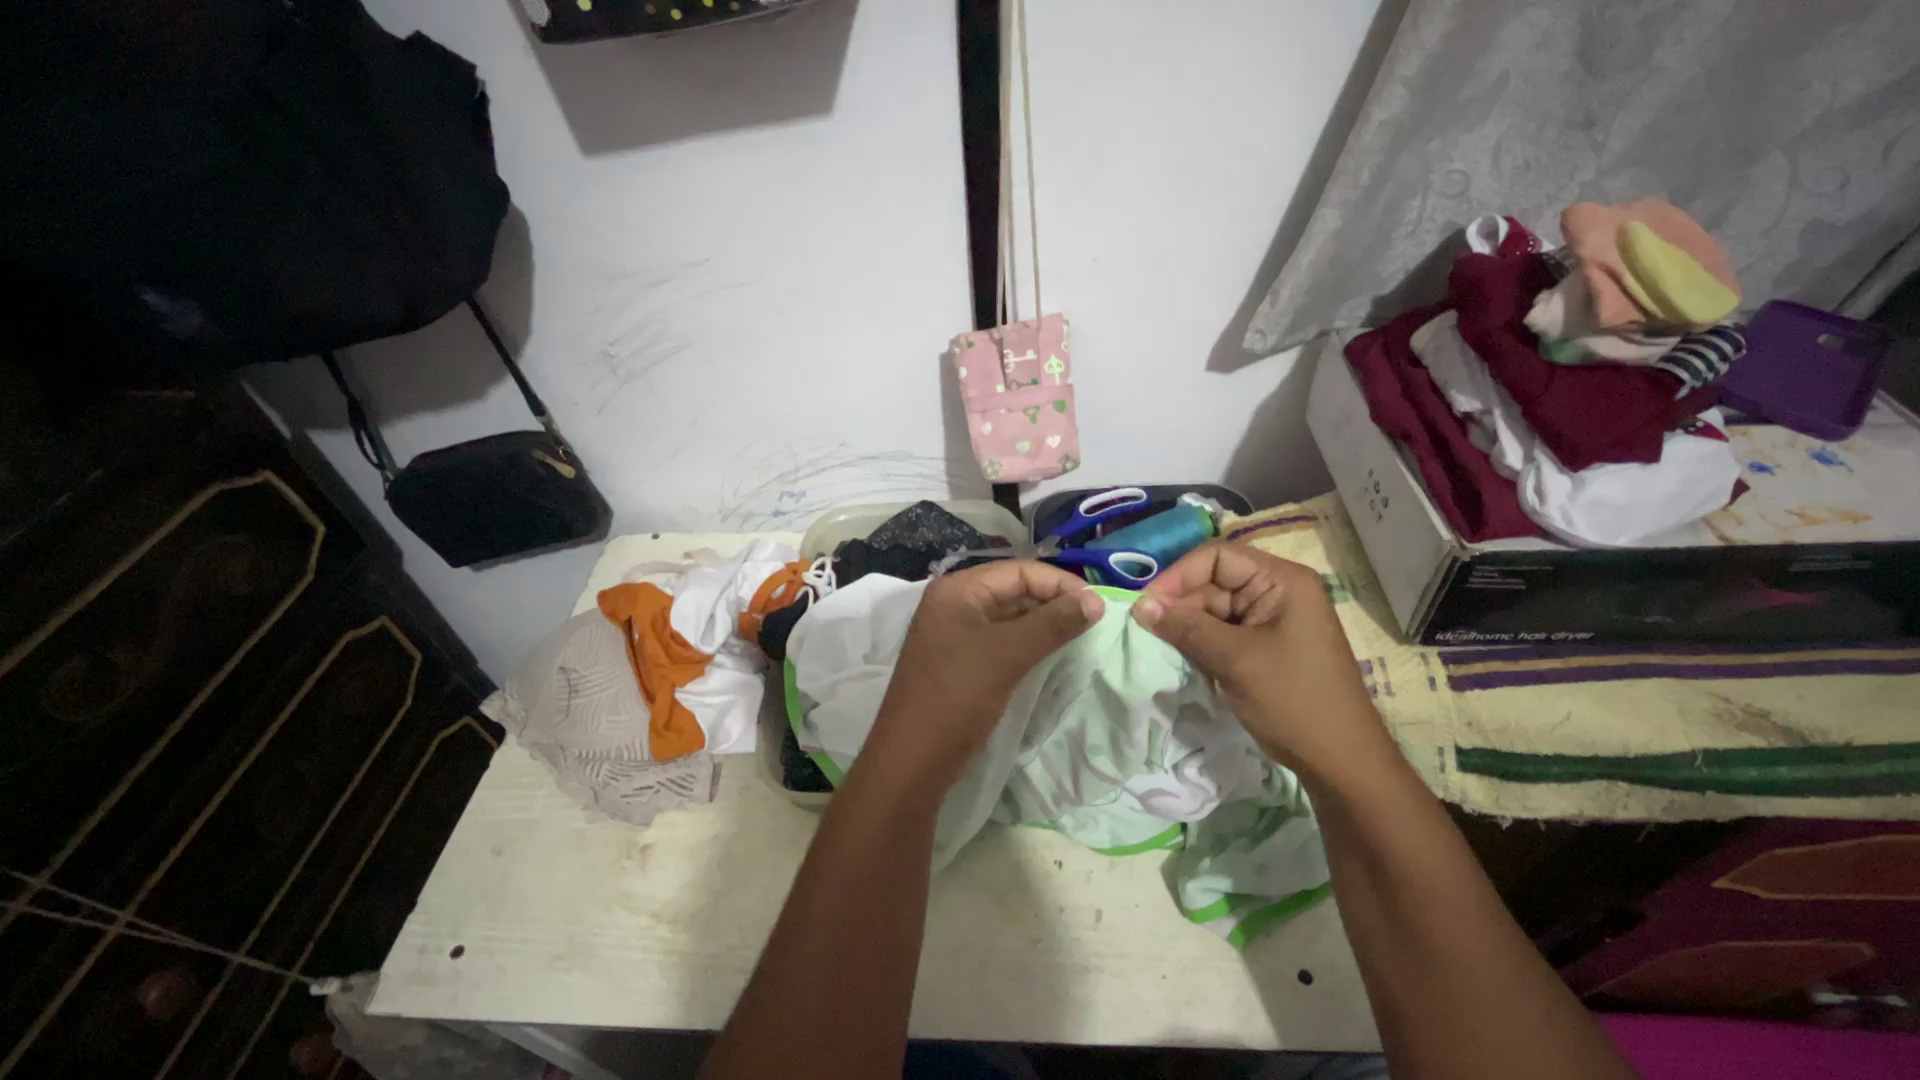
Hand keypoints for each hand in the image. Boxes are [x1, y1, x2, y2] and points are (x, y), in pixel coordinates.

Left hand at [865, 560, 1102, 793]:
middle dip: (1054, 603)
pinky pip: (1003, 643)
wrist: (912, 761)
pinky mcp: (962, 664)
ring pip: (1011, 619)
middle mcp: (954, 605)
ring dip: (1045, 625)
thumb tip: (1096, 599)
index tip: (1099, 605)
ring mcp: (956, 636)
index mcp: (957, 591)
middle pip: (1014, 591)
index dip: (1060, 583)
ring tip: (1083, 639)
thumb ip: (1053, 623)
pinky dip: (1030, 646)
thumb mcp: (1007, 655)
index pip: (1019, 571)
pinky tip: (1056, 657)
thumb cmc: (957, 697)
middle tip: (1096, 623)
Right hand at [1132, 542, 1393, 782]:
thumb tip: (1140, 605)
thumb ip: (1186, 627)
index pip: (1218, 556)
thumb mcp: (1235, 660)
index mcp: (1282, 581)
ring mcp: (1271, 621)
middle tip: (1147, 631)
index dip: (1179, 575)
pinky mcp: (1264, 647)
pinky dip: (1200, 643)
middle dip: (1180, 603)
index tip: (1147, 605)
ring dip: (1187, 626)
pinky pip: (1222, 632)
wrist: (1338, 758)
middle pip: (1214, 581)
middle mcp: (1277, 592)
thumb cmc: (1293, 700)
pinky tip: (1183, 659)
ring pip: (1214, 609)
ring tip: (1161, 647)